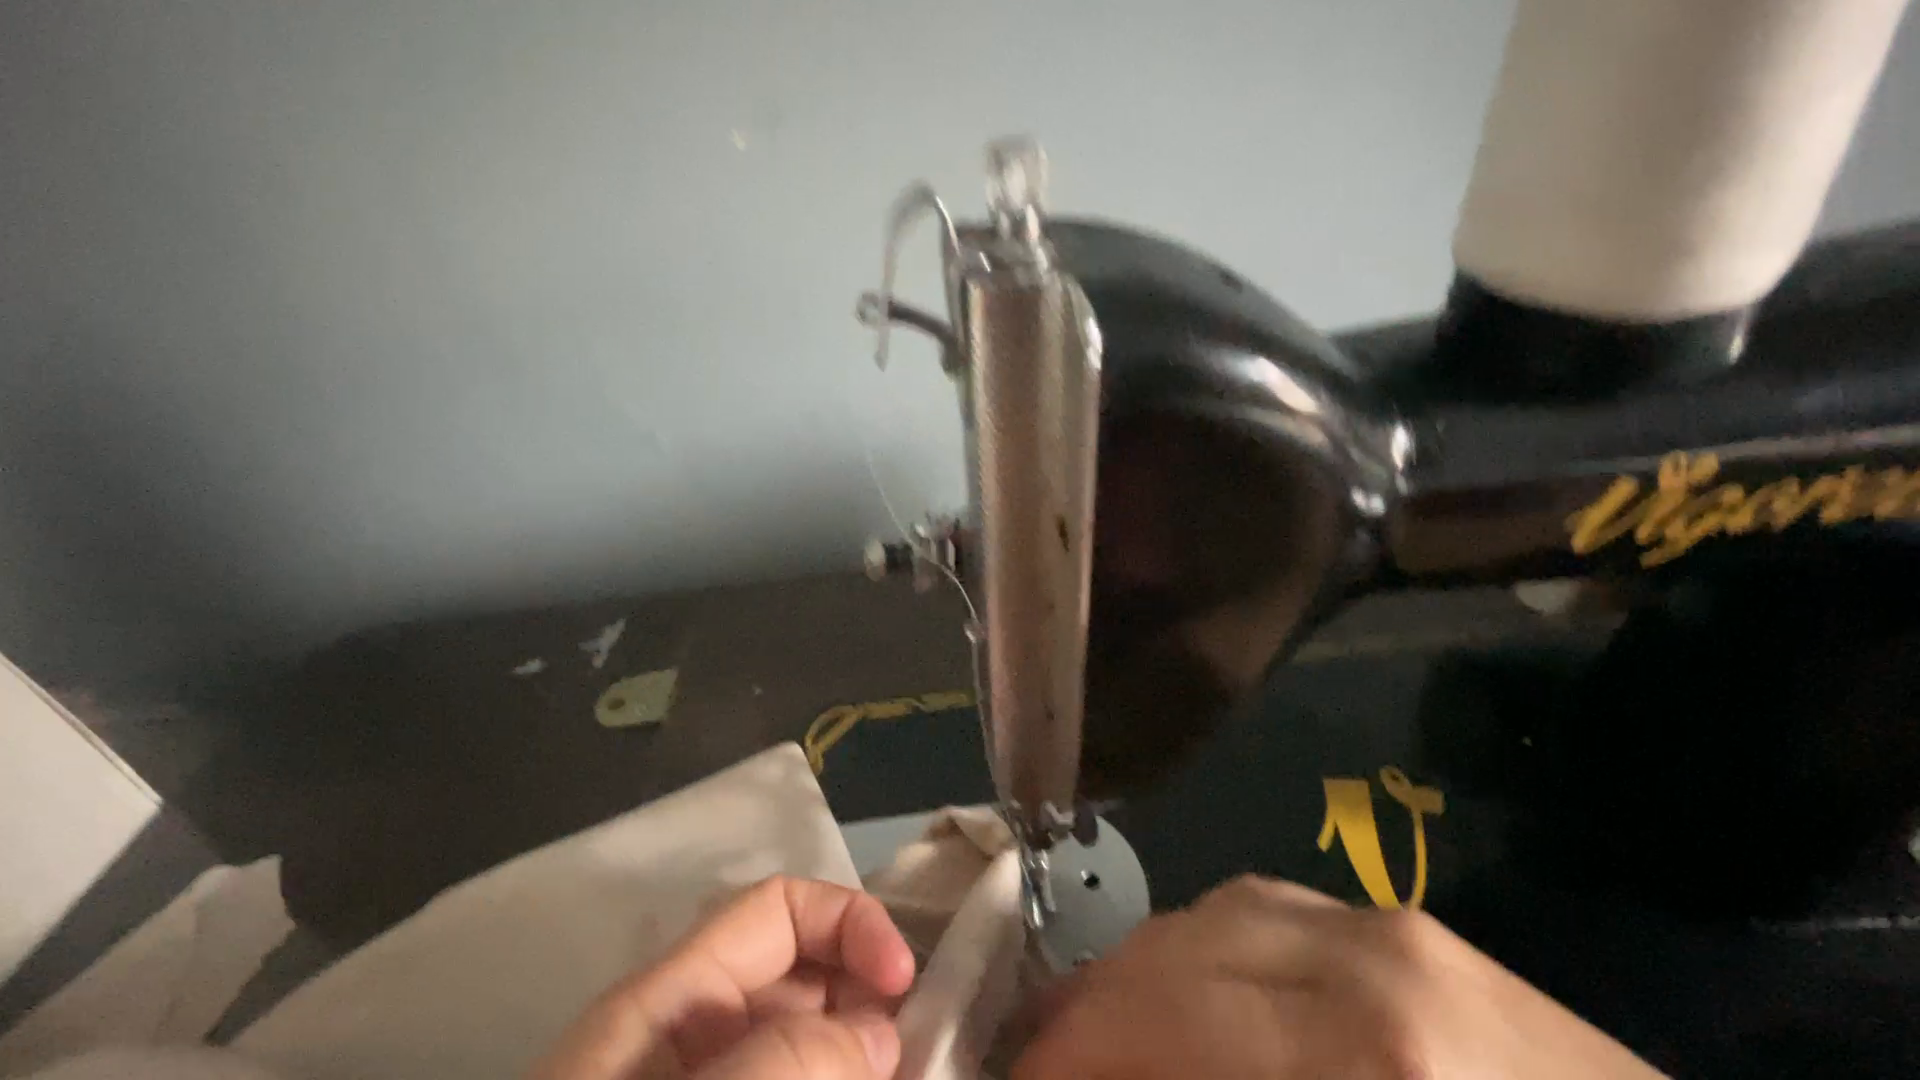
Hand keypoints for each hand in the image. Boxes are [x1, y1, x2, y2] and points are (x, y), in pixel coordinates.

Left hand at [530, 876, 916, 1079]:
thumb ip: (790, 1058)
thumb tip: (881, 1034)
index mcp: (675, 1002)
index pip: (777, 910)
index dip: (848, 922)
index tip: (906, 984)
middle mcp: (698, 1040)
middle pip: (807, 980)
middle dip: (873, 1001)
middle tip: (928, 1058)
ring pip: (813, 1049)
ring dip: (865, 1058)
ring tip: (915, 1075)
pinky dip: (838, 1078)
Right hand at [1014, 876, 1665, 1079]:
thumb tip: (1102, 1074)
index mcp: (1364, 1054)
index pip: (1150, 1022)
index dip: (1061, 1059)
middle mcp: (1369, 959)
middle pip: (1167, 957)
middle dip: (1082, 1019)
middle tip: (1035, 1065)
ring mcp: (1396, 927)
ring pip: (1208, 916)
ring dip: (1137, 976)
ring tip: (1103, 1032)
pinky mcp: (1414, 929)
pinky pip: (1267, 910)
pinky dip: (1203, 949)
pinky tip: (1194, 995)